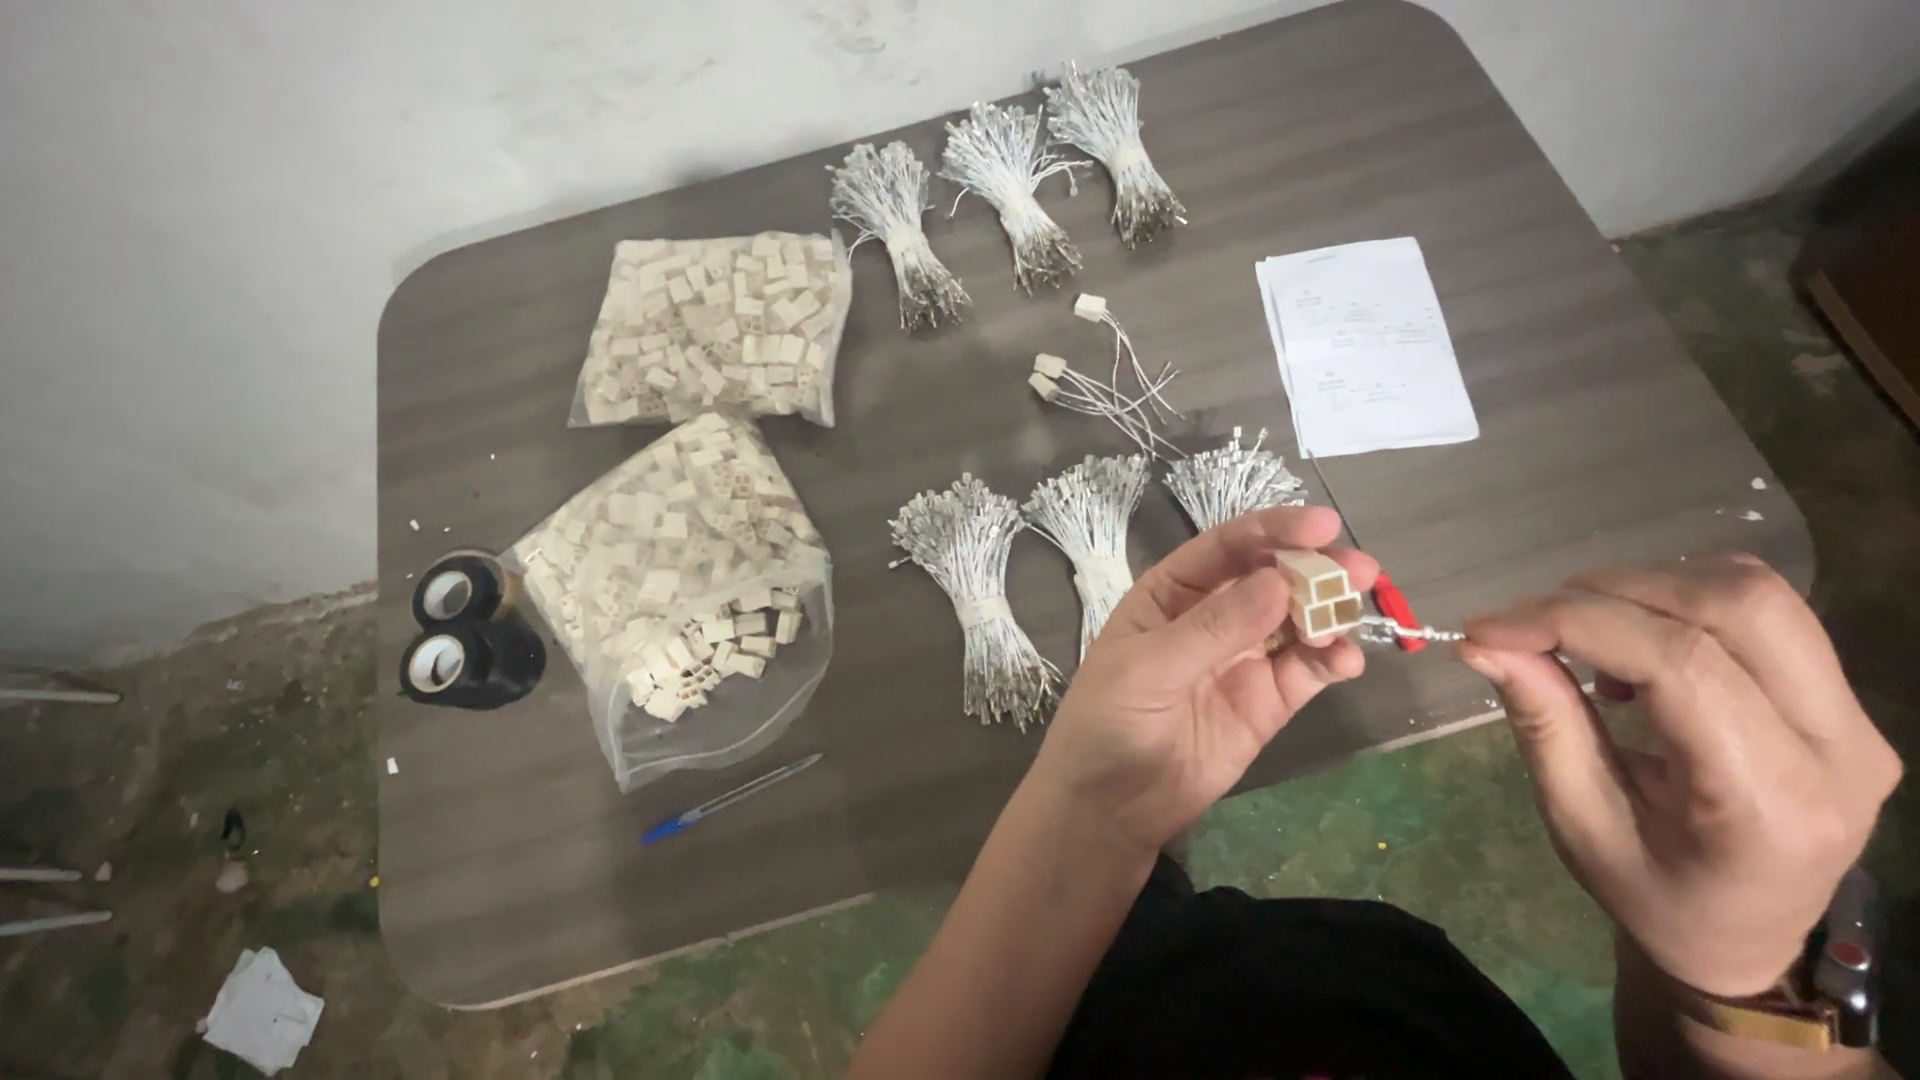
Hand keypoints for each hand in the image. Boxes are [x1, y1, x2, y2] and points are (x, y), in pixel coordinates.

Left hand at [1029, 505, 1378, 855]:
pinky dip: (1331, 661)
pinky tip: (1346, 661)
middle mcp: (1211, 618)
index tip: (1322, 525)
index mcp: (1170, 594)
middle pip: (1270, 578)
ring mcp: (1242, 659)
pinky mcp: (1266, 702)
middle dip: (1313, 568)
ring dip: (1329, 611)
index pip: (1225, 549)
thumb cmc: (1109, 723)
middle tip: (1359, 568)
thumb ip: (1213, 629)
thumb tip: (1278, 582)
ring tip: (1353, 611)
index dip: (1272, 530)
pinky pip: (1306, 671)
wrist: (1109, 806)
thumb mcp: (1148, 668)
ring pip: (1296, 621)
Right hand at [1460, 555, 1901, 997]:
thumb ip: (1542, 722)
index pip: (1680, 663)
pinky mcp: (1842, 700)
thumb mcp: (1577, 819)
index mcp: (1769, 799)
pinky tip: (1634, 644)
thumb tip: (1481, 644)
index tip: (1485, 628)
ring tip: (1583, 634)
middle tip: (1533, 623)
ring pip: (1755, 594)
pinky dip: (1676, 602)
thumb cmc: (1650, 891)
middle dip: (1611, 591)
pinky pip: (1764, 612)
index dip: (1572, 622)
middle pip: (1737, 606)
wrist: (1744, 936)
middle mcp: (1838, 746)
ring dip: (1644, 589)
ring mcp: (1855, 718)